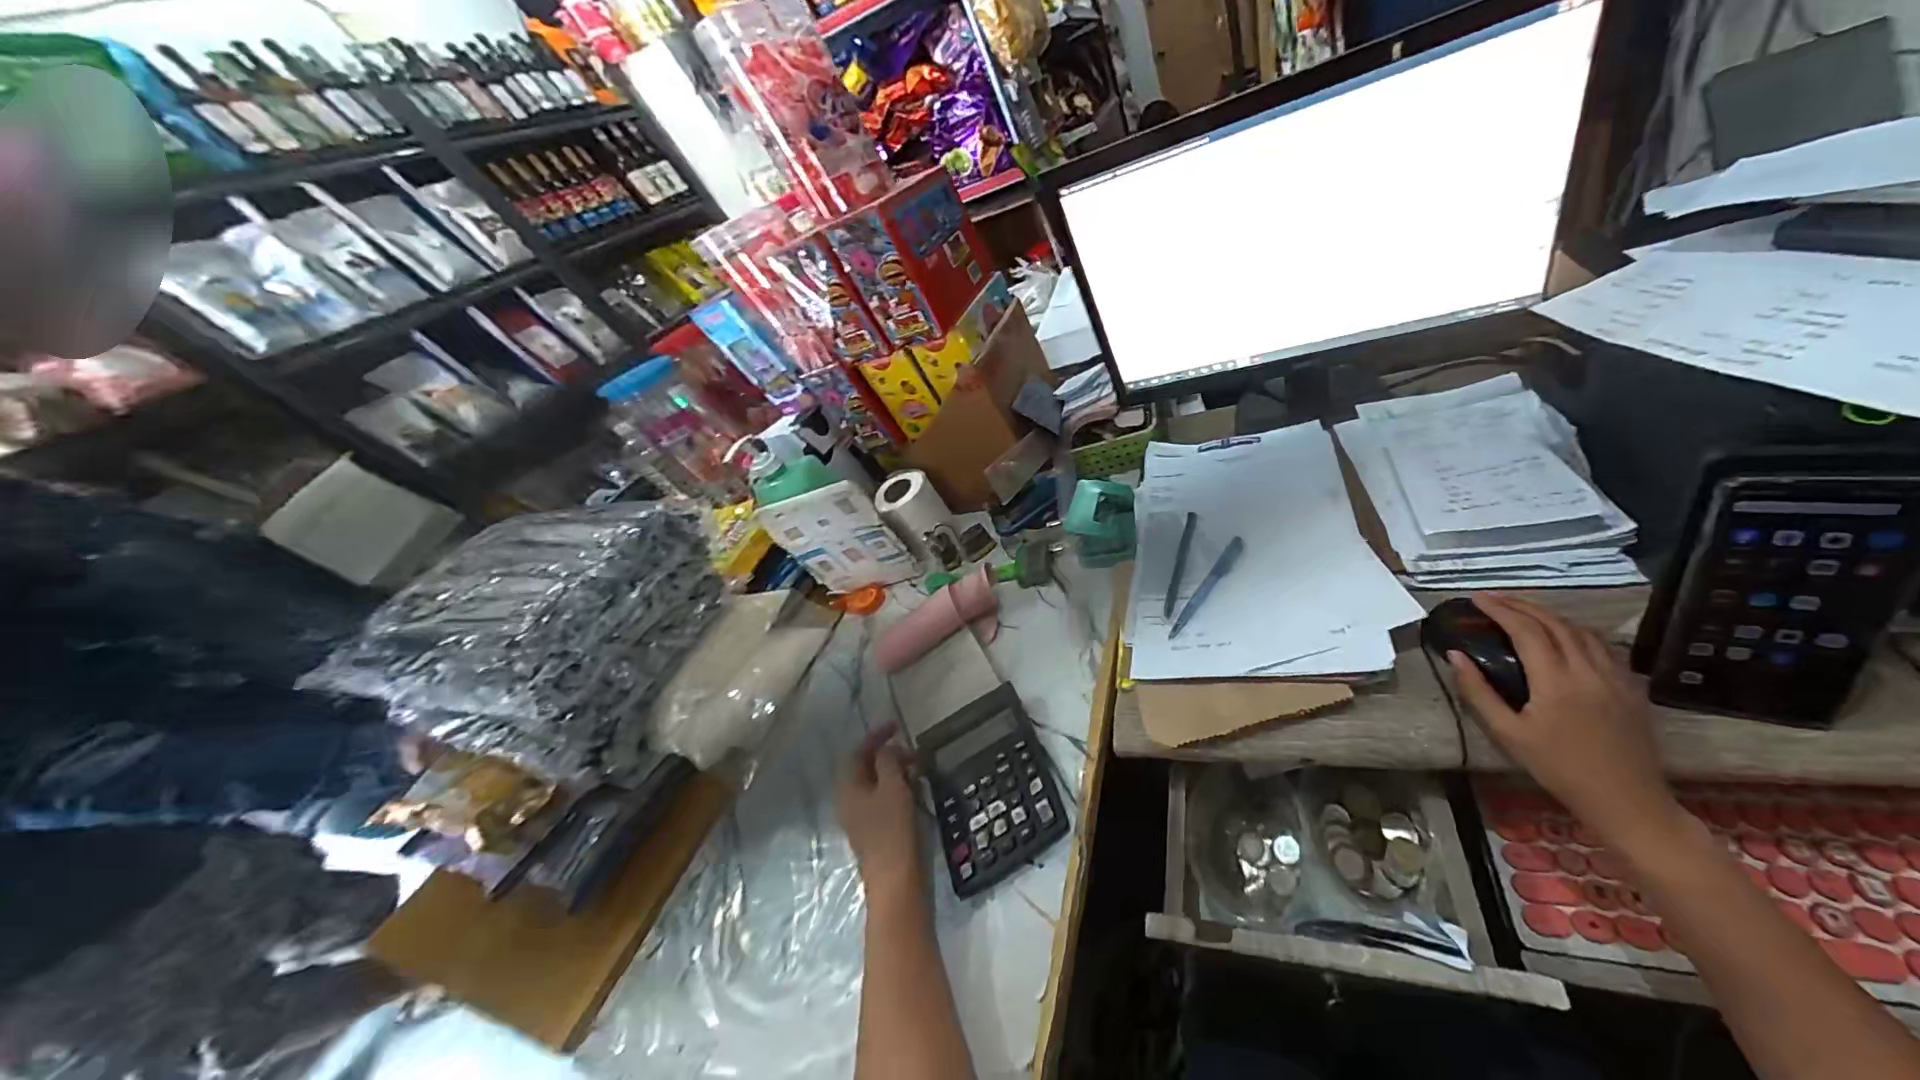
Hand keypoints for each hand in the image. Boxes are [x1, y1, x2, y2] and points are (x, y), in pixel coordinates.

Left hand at [837, 723, 925, 909]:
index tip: (897, 725)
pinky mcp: (877, 834)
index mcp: (848, 788)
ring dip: (897, 774)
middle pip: (866, 769)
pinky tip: (918, 796)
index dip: (876, 736)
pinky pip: (886, 803)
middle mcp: (849, 802)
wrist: (896, 884)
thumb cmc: (893, 831)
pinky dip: (900, 792)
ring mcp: (862, 820)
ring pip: (878, 786)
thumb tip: (887, 748)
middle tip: (914, 753)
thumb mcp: (893, 788)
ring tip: (919, 772)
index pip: (857, 752)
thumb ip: (889, 762)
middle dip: (890, 756)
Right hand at [1447, 593, 1684, 852]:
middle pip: (1555, 623)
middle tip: (1494, 599)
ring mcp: (1616, 677)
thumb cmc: (1558, 768)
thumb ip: (1478, 691)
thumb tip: (1456, 655)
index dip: (1500, 610)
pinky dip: (1576, 632)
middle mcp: (1589, 670)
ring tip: (1524, 612)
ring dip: (1550, 615)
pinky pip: (1603, 647)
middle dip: (1522, 606)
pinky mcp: (1632, 687)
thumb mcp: (1507, 733)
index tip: (1476, 599)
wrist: (1626, 799)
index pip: (1526, 630)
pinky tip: (1564, 636)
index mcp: (1556, 680)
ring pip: (1582, 631)